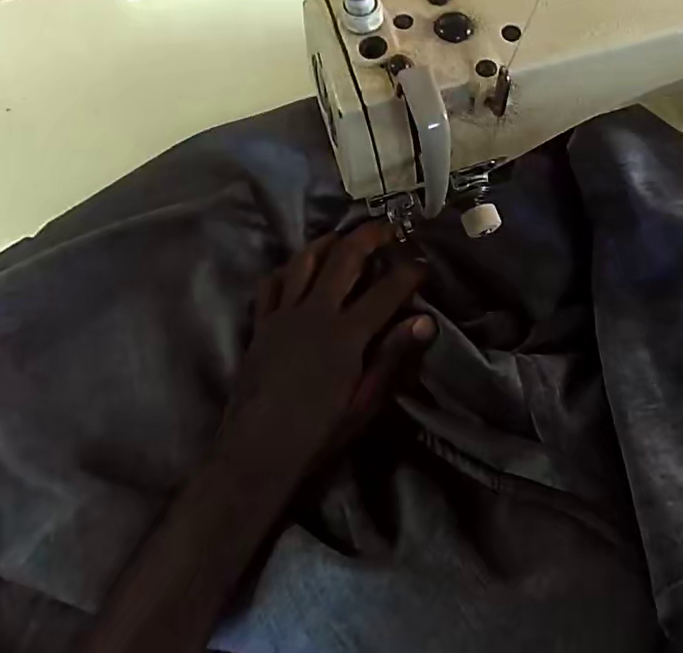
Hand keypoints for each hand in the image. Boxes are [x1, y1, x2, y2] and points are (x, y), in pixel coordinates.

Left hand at [217, 222, 434, 472]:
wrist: (256, 453)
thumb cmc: (319, 432)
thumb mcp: (365, 400)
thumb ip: (392, 355)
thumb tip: (425, 320)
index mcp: (347, 334)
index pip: (386, 290)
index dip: (409, 272)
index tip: (423, 262)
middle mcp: (315, 313)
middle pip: (344, 257)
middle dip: (370, 235)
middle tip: (388, 228)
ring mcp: (284, 315)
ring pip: (304, 260)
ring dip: (327, 241)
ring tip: (343, 236)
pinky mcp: (261, 324)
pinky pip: (270, 284)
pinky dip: (286, 269)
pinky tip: (295, 269)